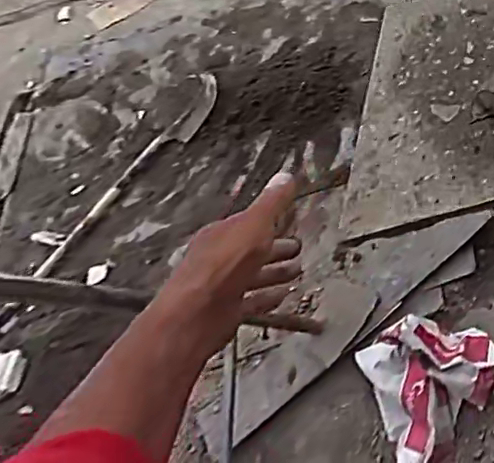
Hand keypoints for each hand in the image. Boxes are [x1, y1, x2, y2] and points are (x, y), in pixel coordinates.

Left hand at [155, 171, 302, 356]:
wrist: (193, 318)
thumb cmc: (225, 264)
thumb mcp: (255, 223)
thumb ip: (273, 201)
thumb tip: (285, 175)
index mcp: (219, 236)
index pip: (248, 223)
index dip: (270, 221)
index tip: (293, 219)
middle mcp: (216, 260)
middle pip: (252, 250)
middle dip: (277, 248)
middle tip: (300, 247)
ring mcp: (220, 288)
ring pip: (255, 275)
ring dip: (276, 272)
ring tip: (298, 270)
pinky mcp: (225, 312)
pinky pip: (253, 300)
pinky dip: (269, 295)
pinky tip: (284, 294)